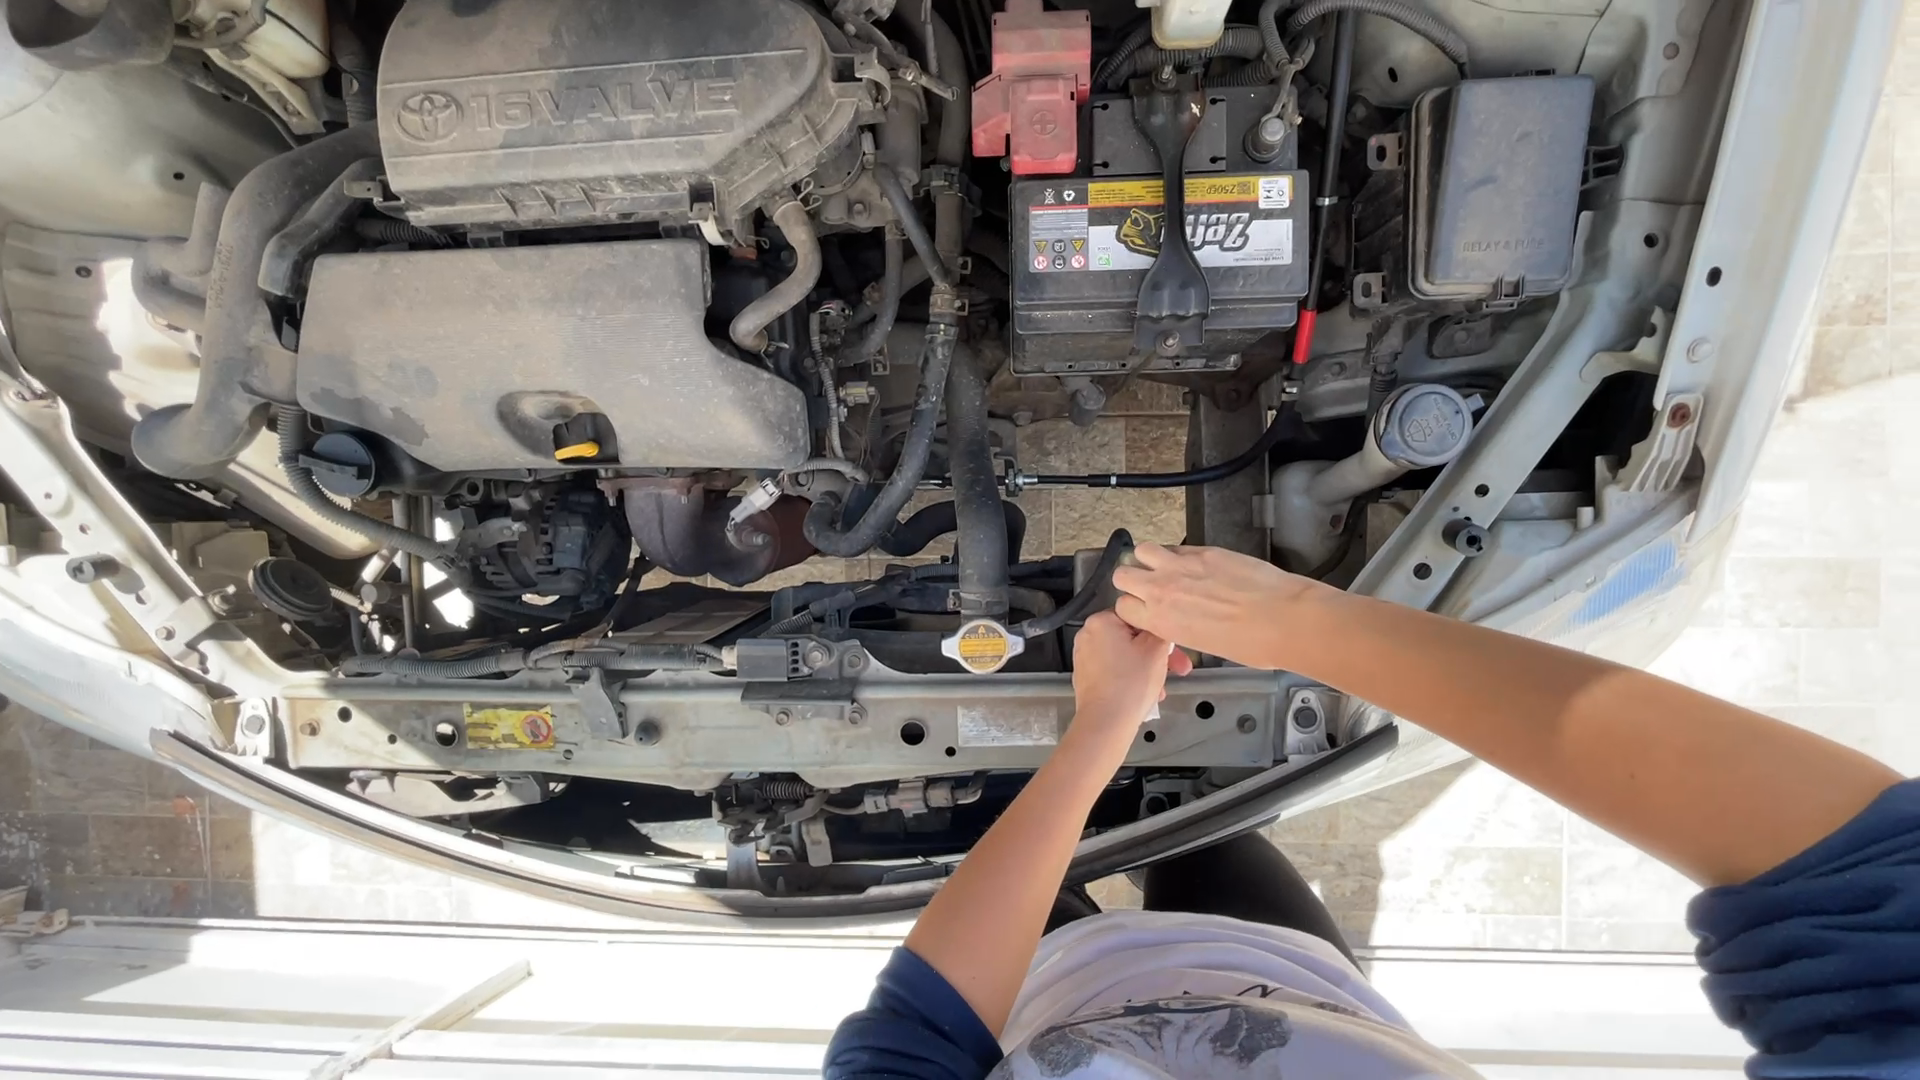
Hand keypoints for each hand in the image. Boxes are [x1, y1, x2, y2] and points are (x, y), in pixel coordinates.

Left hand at [1070, 610, 1192, 741]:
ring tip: (1161, 687)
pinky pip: (1114, 670)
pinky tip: (1146, 693)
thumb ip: (1162, 630)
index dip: (1160, 633)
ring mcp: (1084, 656)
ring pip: (1125, 656)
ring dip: (1146, 668)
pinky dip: (1130, 677)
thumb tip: (1161, 626)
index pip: (1138, 617)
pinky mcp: (1086, 676)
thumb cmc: (1130, 684)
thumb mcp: (1157, 649)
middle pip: (1131, 638)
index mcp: (1101, 620)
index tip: (1175, 649)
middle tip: (1177, 668)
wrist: (1106, 721)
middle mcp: (1087, 634)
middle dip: (1156, 655)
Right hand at [1112, 543, 1339, 668]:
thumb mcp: (1203, 645)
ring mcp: (1181, 566)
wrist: (1282, 619)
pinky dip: (1180, 554)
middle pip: (1122, 573)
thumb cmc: (1251, 642)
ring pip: (1143, 550)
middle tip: (1149, 583)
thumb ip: (1178, 626)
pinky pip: (1178, 547)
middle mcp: (1162, 590)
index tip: (1142, 606)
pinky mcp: (1204, 551)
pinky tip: (1198, 565)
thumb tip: (1178, 619)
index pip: (1123, 605)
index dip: (1132, 605)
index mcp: (1160, 620)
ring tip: (1167, 567)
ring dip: (1150, 558)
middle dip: (1133, 578)